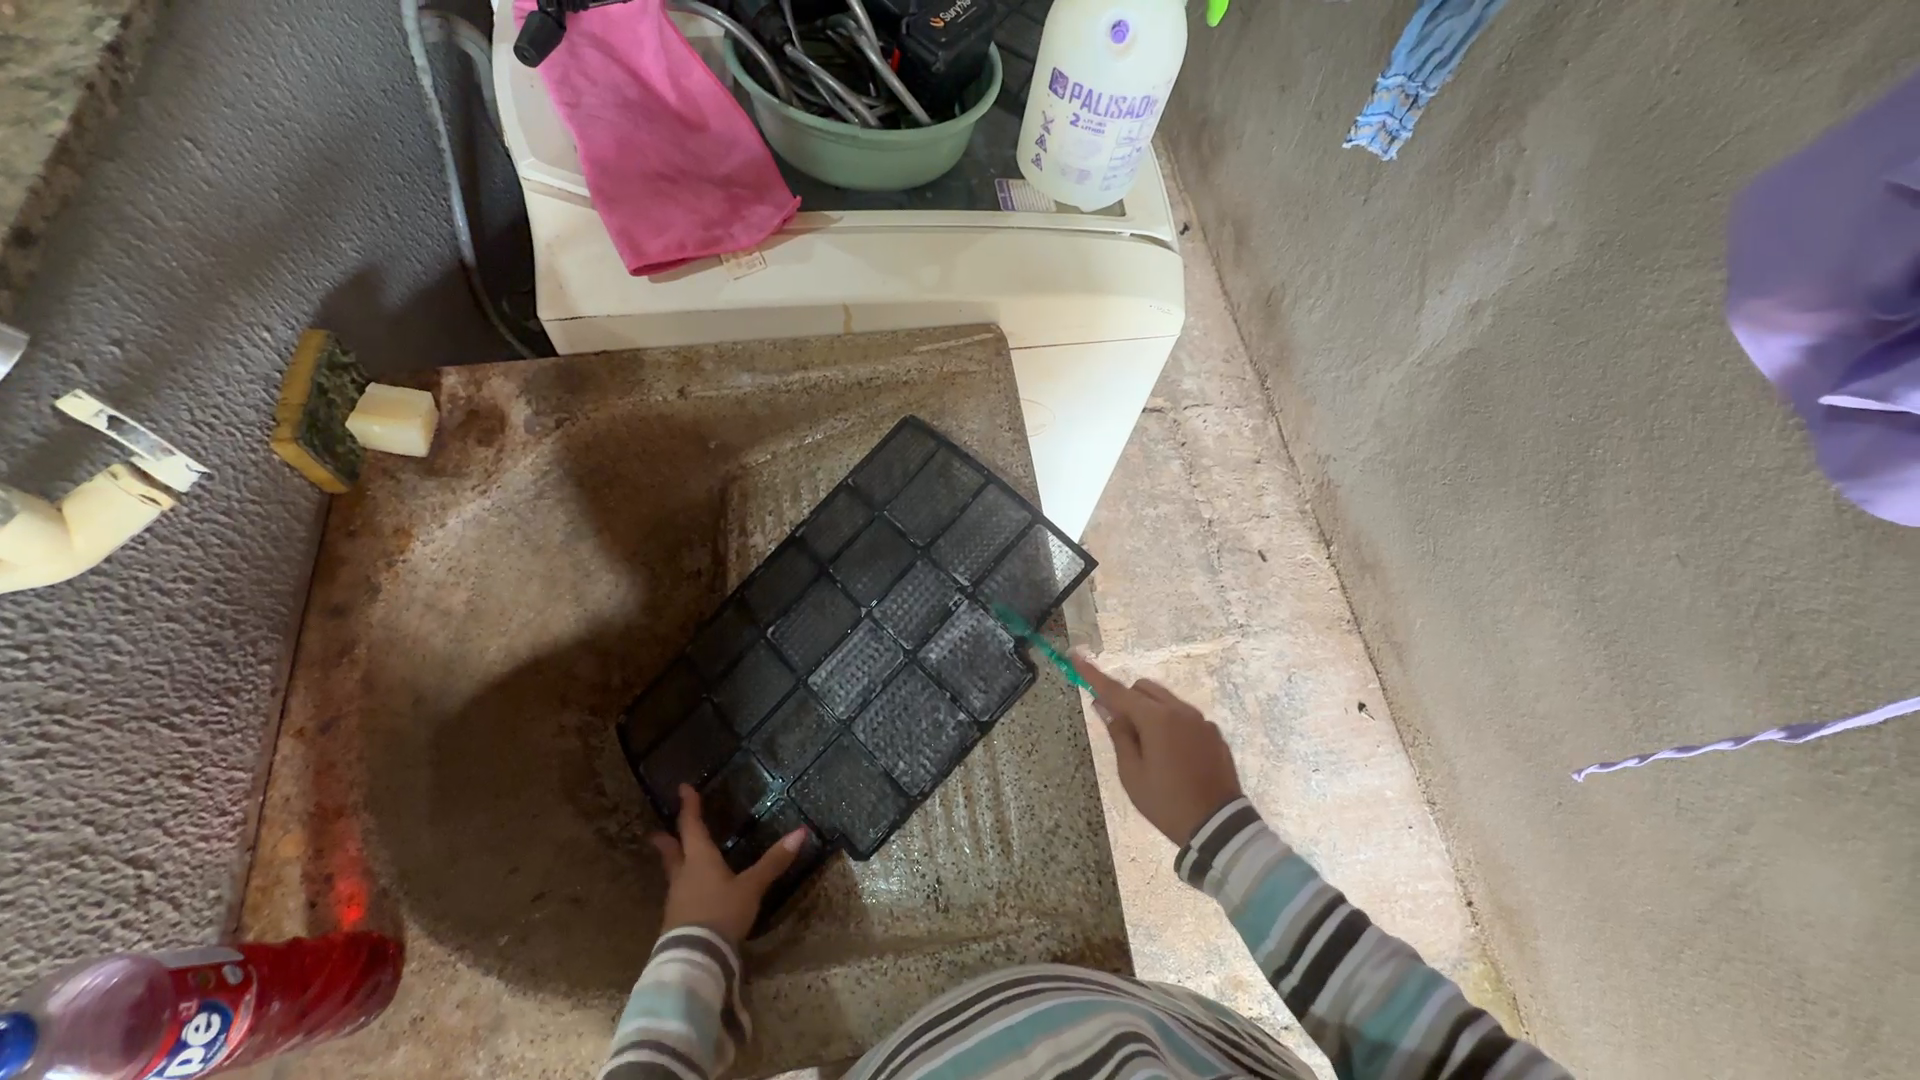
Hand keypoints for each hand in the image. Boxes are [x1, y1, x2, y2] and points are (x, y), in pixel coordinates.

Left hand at [651, 785, 809, 946]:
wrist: (696, 956)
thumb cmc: (722, 912)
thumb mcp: (752, 887)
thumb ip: (774, 862)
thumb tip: (801, 832)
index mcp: (700, 859)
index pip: (692, 826)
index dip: (689, 807)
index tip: (683, 789)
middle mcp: (684, 875)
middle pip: (673, 852)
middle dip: (667, 841)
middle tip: (655, 833)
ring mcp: (677, 899)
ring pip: (674, 875)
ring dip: (674, 864)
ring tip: (675, 861)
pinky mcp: (677, 921)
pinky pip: (679, 896)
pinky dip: (683, 888)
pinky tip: (690, 896)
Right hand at [1071, 651, 1243, 847]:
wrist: (1218, 826)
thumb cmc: (1166, 802)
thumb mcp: (1132, 774)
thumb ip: (1118, 734)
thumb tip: (1105, 707)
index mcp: (1157, 719)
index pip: (1117, 691)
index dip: (1093, 675)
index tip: (1076, 657)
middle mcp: (1181, 711)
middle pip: (1144, 688)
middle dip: (1127, 699)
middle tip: (1121, 730)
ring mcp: (1201, 721)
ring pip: (1166, 700)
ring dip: (1150, 711)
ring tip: (1149, 748)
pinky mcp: (1214, 734)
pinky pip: (1185, 717)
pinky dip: (1171, 725)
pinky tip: (1173, 756)